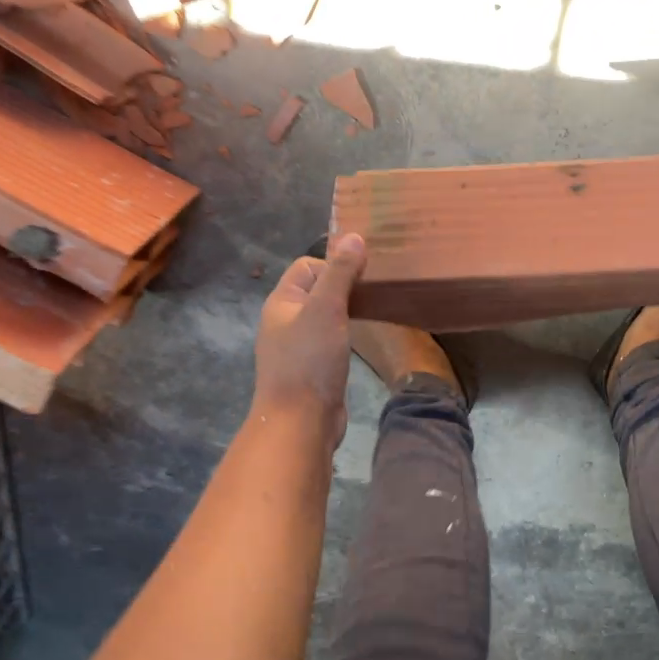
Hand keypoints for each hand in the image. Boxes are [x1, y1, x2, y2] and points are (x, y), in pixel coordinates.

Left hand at [252, 233, 366, 443]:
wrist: (300, 423)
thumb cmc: (309, 360)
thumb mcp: (327, 308)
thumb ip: (340, 272)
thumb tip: (354, 236)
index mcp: (282, 302)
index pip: (308, 265)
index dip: (334, 263)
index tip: (363, 274)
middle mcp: (286, 320)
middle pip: (318, 288)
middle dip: (345, 285)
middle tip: (375, 289)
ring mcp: (298, 346)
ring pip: (326, 315)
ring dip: (347, 310)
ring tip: (374, 310)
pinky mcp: (313, 368)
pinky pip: (331, 338)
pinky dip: (346, 333)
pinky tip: (362, 338)